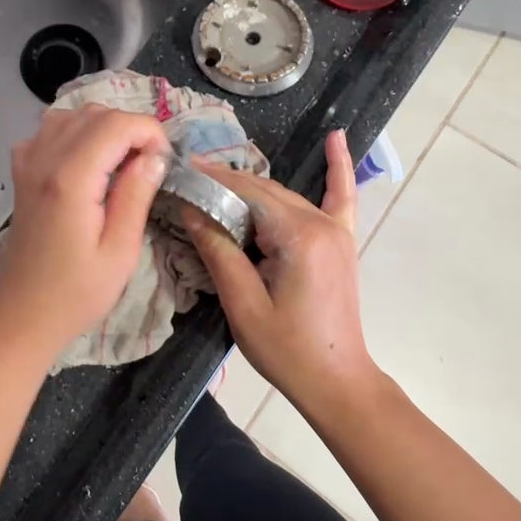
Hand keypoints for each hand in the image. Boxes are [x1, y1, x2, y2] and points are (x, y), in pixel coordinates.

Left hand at [0, 105, 170, 361]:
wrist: (22, 313)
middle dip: (130, 129)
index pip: (116, 124)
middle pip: (95, 113)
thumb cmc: (76, 293)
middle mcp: (44, 158)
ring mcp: (27, 160)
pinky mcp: (21, 170)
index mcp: (70, 178)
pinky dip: (76, 134)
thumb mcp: (120, 252)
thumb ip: (136, 195)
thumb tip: (155, 155)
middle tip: (148, 167)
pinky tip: (88, 165)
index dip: (149, 132)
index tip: (164, 162)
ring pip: (72, 115)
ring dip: (103, 128)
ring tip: (122, 165)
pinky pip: (50, 130)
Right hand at [182, 129, 380, 415]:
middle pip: (264, 191)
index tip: (179, 171)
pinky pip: (341, 196)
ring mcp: (336, 231)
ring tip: (213, 178)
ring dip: (252, 187)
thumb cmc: (286, 349)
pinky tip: (338, 138)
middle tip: (187, 182)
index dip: (211, 181)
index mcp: (299, 236)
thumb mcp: (242, 302)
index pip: (246, 193)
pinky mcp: (341, 241)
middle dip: (225, 184)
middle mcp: (321, 224)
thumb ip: (218, 249)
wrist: (337, 383)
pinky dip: (339, 167)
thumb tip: (190, 207)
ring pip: (285, 194)